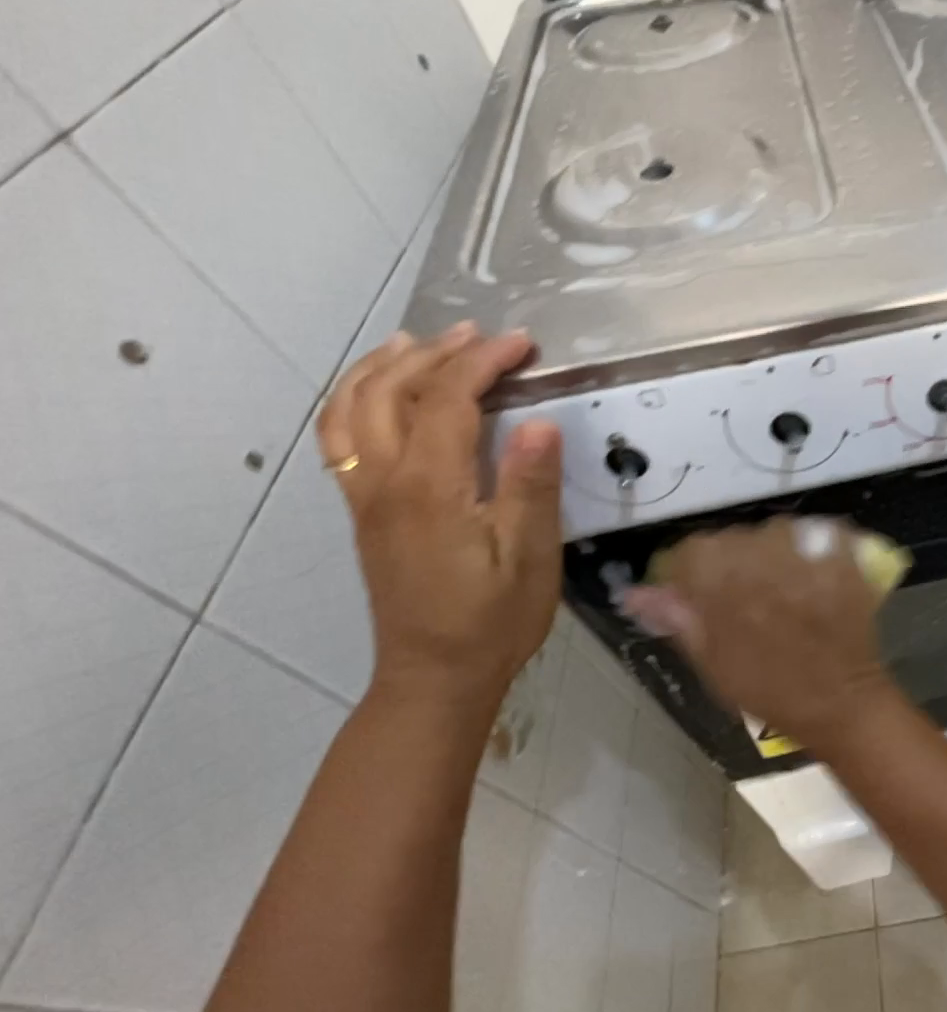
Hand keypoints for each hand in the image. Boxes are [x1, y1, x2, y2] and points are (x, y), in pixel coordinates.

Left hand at [317, 323, 562, 701]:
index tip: (523, 344)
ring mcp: (366, 496)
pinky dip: (354, 400)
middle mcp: (386, 481)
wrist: (436, 674)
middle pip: (393, 391)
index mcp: (431, 488)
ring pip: (351, 408)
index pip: (449, 399)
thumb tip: (540, 423)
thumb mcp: (530, 558)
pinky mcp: (363, 512)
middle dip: (437, 353)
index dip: (484, 362)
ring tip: (417, 343)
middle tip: (481, 336)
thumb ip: (532, 487)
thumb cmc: (494, 620)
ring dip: (381, 366)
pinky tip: (379, 395)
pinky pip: (340, 438)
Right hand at [621, 518, 897, 745]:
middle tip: (751, 603)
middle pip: (734, 540)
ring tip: (787, 593)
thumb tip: (636, 593)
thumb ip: (676, 618)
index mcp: (721, 581)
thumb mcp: (711, 662)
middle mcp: (760, 554)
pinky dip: (815, 548)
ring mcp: (806, 550)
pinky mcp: (843, 553)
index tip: (705, 598)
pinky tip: (816, 578)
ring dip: (774, 555)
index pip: (692, 552)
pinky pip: (819, 533)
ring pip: (775, 533)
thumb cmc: (770, 691)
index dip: (695, 574)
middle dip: (736, 565)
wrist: (842, 703)